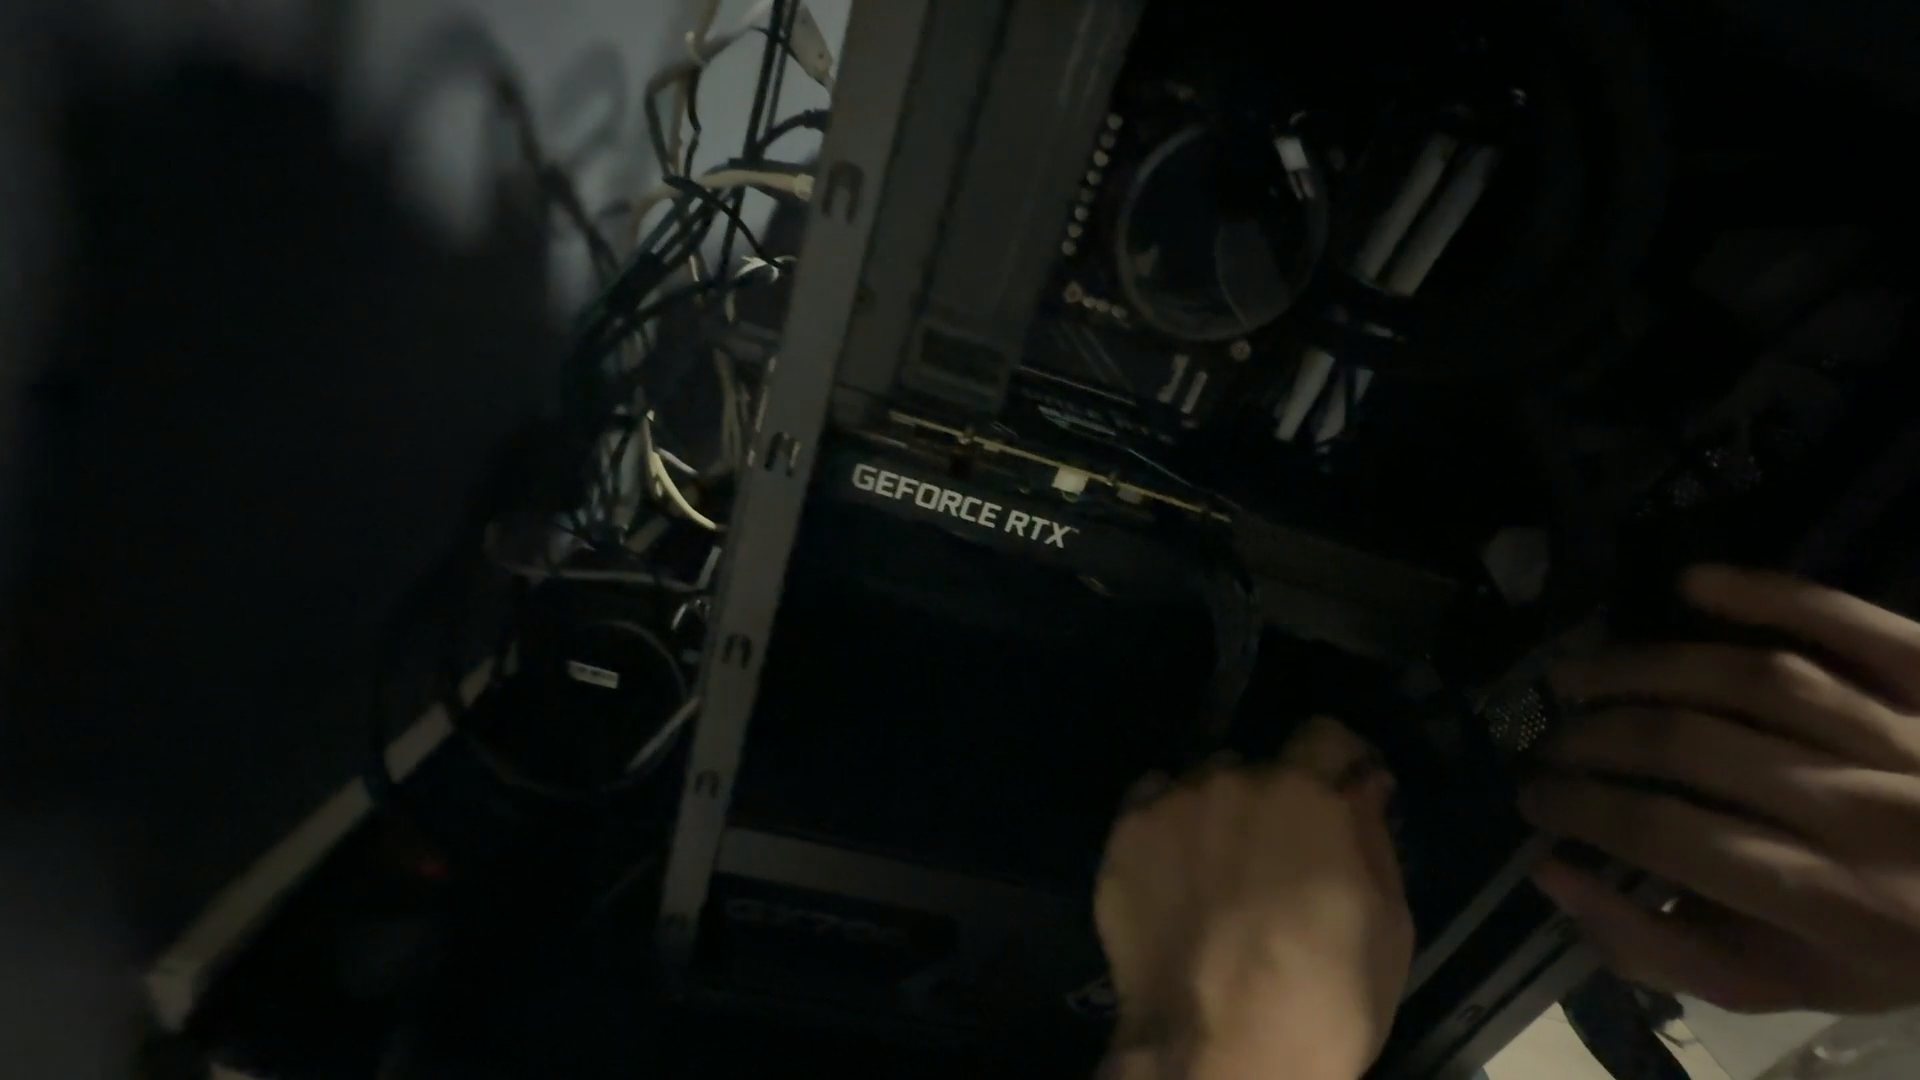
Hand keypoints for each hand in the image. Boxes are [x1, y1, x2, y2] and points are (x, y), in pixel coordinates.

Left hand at [1096, 719, 1413, 1079]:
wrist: (1217, 1048)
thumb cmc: (1324, 997)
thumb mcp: (1386, 920)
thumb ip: (1370, 833)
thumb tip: (1361, 781)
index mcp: (1302, 792)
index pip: (1321, 732)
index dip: (1336, 757)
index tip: (1340, 785)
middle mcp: (1230, 778)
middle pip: (1257, 763)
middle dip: (1274, 795)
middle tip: (1275, 851)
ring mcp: (1170, 800)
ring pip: (1202, 780)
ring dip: (1218, 807)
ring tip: (1217, 866)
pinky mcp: (1125, 829)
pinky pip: (1153, 798)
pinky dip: (1169, 820)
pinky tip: (1174, 867)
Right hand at [1523, 565, 1919, 1013]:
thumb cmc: (1891, 950)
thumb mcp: (1776, 982)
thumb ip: (1655, 947)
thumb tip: (1552, 871)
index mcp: (1844, 906)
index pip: (1664, 831)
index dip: (1576, 804)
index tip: (1530, 795)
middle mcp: (1879, 816)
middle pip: (1689, 744)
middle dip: (1591, 738)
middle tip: (1547, 742)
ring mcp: (1916, 738)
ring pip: (1749, 678)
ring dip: (1639, 667)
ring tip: (1573, 676)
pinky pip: (1853, 624)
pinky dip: (1769, 594)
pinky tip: (1692, 584)